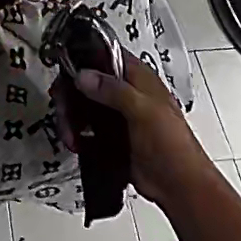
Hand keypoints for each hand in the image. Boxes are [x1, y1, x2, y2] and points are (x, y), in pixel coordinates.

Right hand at [74, 50, 217, 206]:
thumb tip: (85, 75)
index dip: (84, 59)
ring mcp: (119, 116)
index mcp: (139, 79)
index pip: (106, 56)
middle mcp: (127, 93)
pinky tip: (76, 143)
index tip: (65, 71)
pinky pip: (87, 129)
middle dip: (71, 96)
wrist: (177, 184)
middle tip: (63, 110)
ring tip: (70, 135)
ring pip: (84, 106)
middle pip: (88, 82)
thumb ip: (115, 90)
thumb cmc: (173, 145)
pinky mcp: (113, 138)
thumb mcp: (144, 111)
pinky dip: (77, 134)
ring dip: (71, 118)